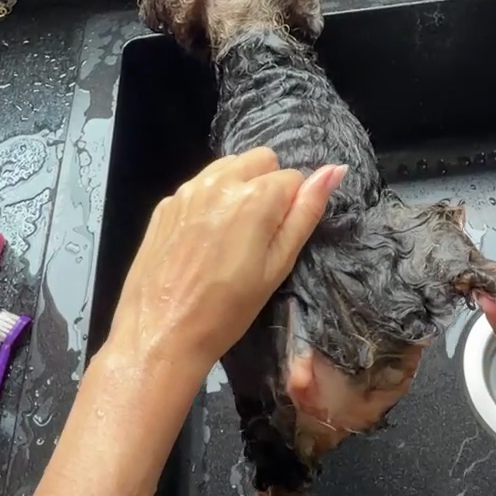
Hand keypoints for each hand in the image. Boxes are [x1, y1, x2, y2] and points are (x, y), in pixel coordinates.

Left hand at [107, 148, 344, 372]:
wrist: (160, 336)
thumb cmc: (227, 310)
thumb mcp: (278, 265)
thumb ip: (306, 212)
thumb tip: (335, 170)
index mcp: (255, 196)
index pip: (293, 178)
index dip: (293, 207)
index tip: (276, 240)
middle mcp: (220, 181)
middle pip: (261, 159)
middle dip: (268, 186)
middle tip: (258, 233)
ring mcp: (188, 189)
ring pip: (230, 166)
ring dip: (239, 186)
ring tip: (231, 235)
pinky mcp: (166, 203)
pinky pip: (200, 185)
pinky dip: (210, 200)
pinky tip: (202, 240)